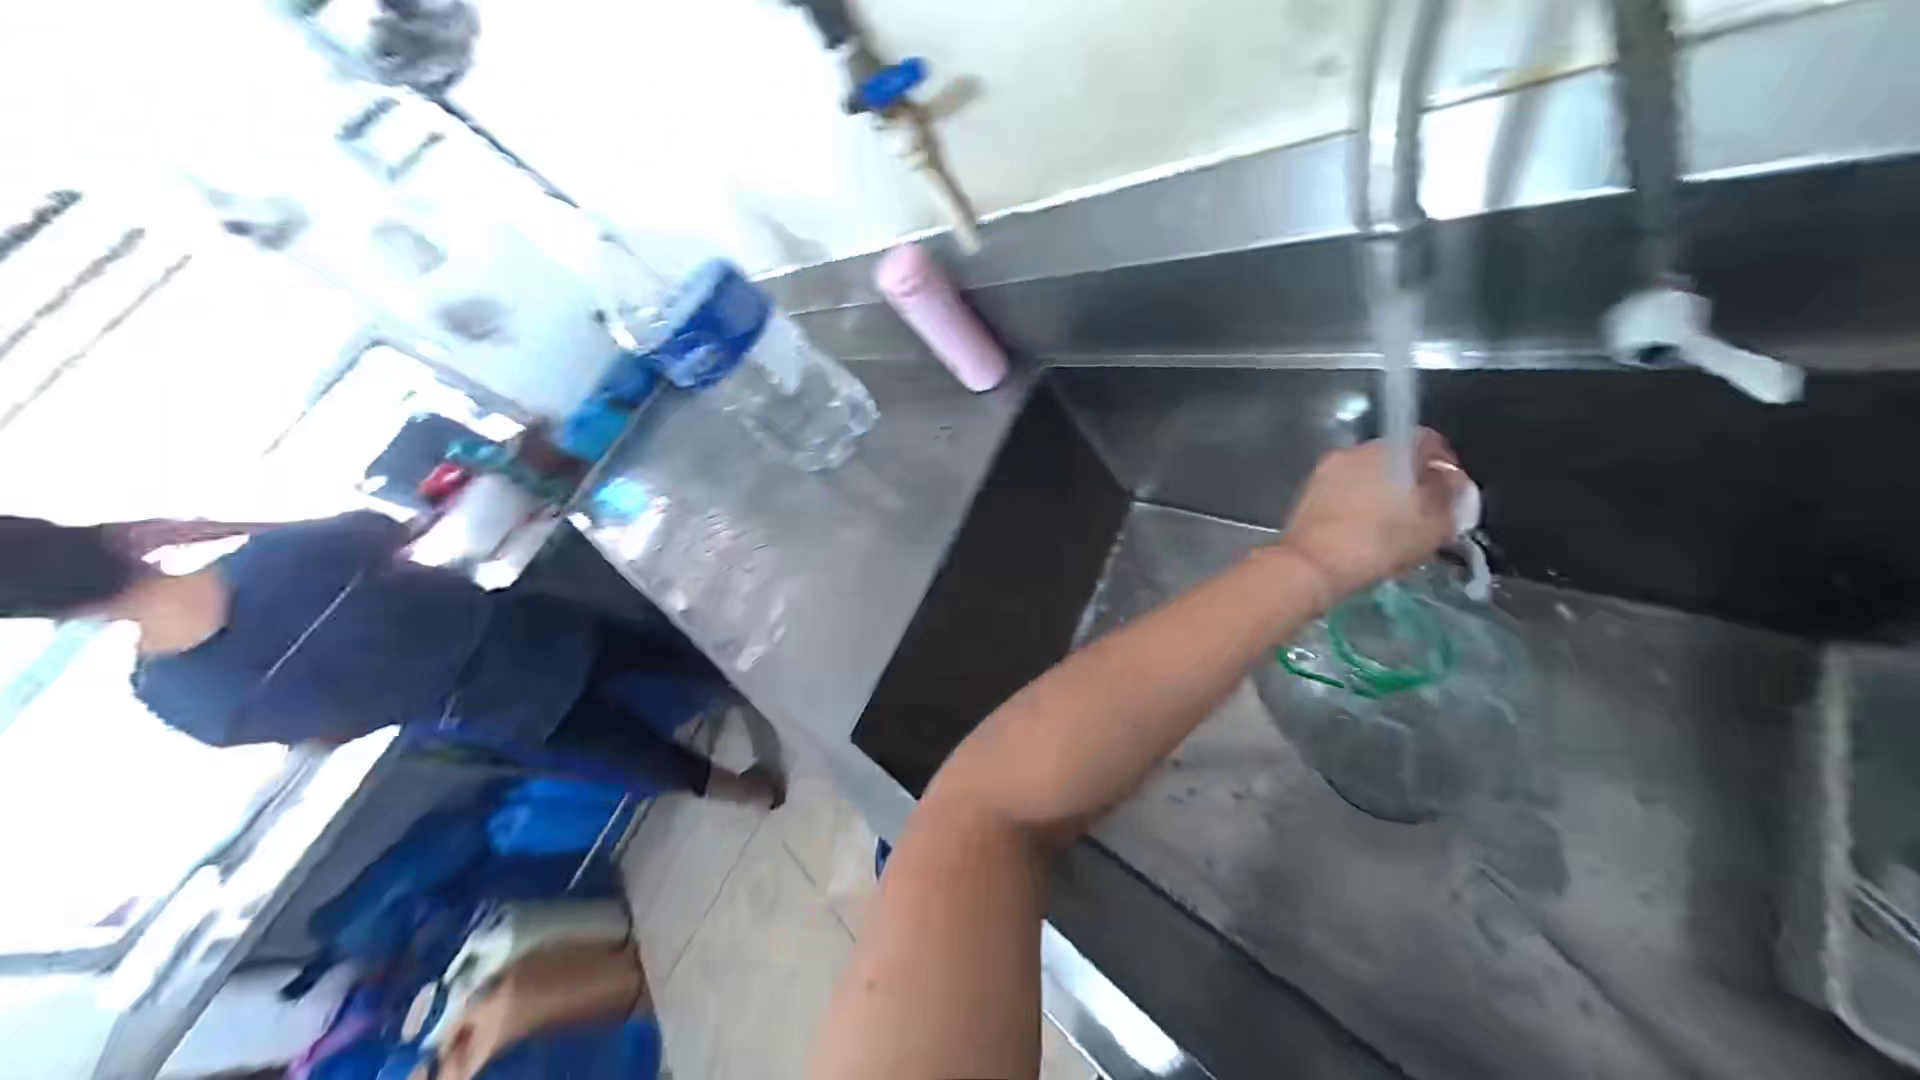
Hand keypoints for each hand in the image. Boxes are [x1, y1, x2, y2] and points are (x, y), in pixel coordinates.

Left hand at [1273, 428, 1468, 605]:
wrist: (1311, 564)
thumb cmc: (1378, 542)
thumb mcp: (1435, 524)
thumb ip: (1450, 495)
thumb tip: (1449, 479)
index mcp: (1388, 450)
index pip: (1426, 439)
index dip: (1444, 461)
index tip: (1451, 487)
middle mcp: (1353, 452)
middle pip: (1393, 455)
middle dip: (1412, 477)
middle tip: (1424, 507)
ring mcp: (1325, 470)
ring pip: (1365, 473)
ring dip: (1383, 489)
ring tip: (1394, 521)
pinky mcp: (1307, 491)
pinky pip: (1344, 488)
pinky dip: (1358, 500)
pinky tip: (1364, 526)